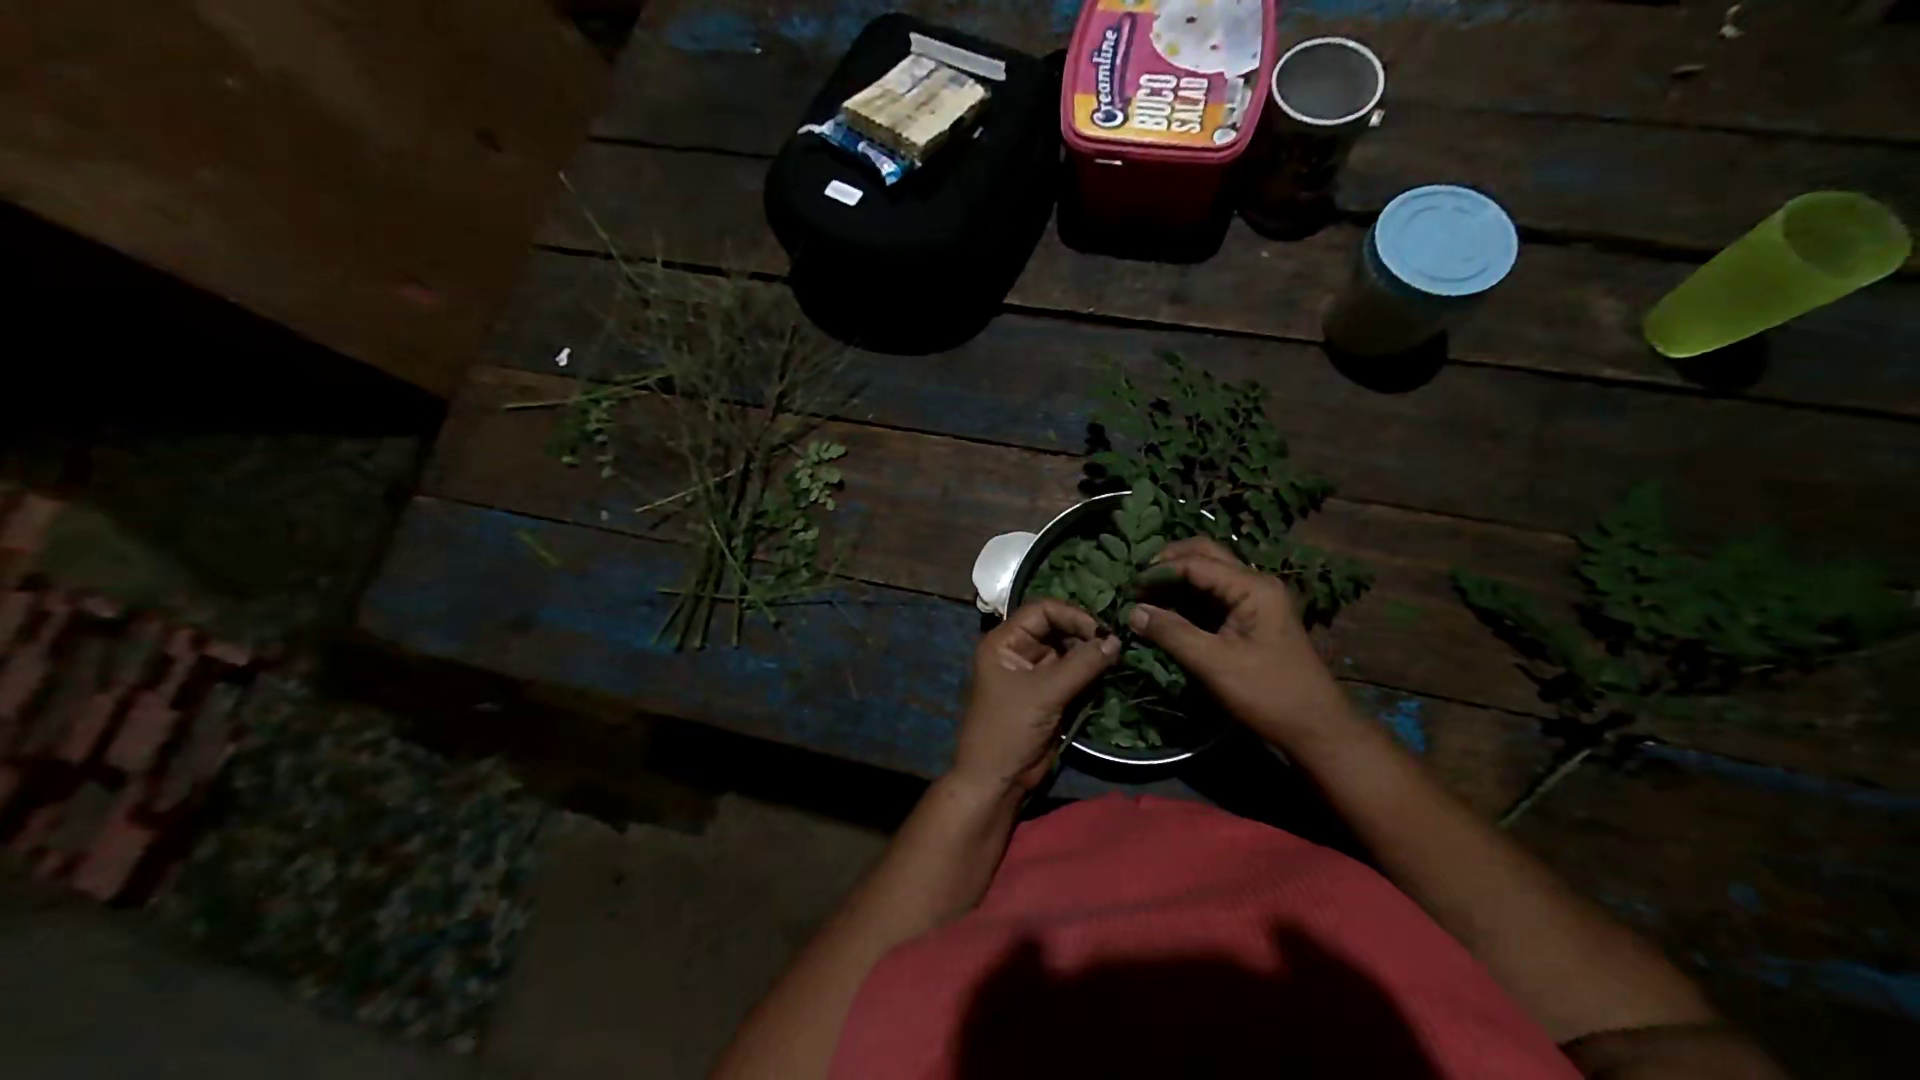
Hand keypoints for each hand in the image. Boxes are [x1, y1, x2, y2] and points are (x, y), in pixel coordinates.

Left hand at [952, 599, 1119, 791]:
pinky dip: (1091, 672)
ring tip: (1118, 656)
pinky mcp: (1049, 694)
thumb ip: (1081, 664)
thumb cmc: (1008, 729)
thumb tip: (1116, 640)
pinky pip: (1073, 673)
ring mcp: (1035, 673)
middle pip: (1057, 628)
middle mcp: (1018, 651)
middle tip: (1116, 644)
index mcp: (1004, 642)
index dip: (1072, 615)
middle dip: (1085, 634)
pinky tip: (1110, 671)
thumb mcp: (1045, 693)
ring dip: (1091, 654)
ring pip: (1068, 651)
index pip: (1042, 611)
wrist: (997, 780)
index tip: (1101, 631)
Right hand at [1126, 537, 1350, 746]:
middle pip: (1205, 556)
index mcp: (1252, 587)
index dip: (1158, 570)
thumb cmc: (1267, 693)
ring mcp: (1255, 600)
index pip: (1195, 562)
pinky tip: (1165, 611)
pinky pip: (1213, 595)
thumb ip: (1171, 633)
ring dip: (1176, 580)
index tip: (1127, 587)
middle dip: (1167, 564)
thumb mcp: (1213, 663)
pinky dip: (1187, 598)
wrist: (1315, 727)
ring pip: (1208, 574)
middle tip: (1135, 582)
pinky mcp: (1251, 618)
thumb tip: (1133, 612)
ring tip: (1143, 595)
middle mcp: (1255, 583)